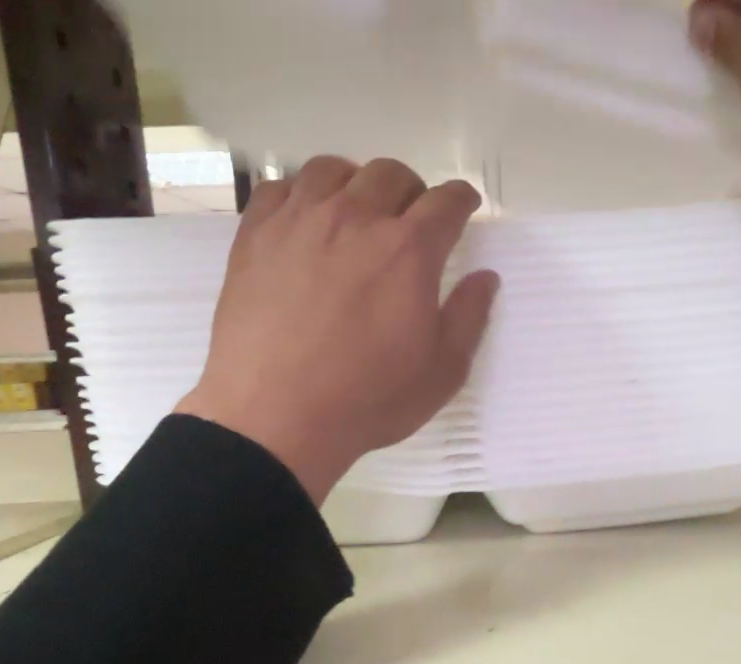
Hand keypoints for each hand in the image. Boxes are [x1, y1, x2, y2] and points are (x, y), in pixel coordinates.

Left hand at [175, 157, 498, 503]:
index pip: (446, 202)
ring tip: (355, 211)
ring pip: (333, 169)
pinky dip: (300, 193)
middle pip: (390, 175)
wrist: (275, 415)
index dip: (461, 200)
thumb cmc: (367, 400)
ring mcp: (300, 221)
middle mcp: (356, 219)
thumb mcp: (441, 373)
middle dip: (411, 191)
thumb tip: (485, 278)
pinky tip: (305, 220)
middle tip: (410, 219)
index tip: (464, 208)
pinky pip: (280, 187)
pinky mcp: (255, 234)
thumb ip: (468, 318)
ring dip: (355, 183)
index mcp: (408, 250)